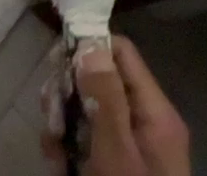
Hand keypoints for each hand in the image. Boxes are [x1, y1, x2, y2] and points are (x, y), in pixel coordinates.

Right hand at [41, 36, 188, 175]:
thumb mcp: (117, 152)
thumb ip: (105, 97)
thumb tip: (90, 43)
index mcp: (154, 112)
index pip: (121, 52)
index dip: (87, 49)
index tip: (55, 63)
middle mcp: (142, 119)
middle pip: (96, 77)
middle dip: (65, 93)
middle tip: (52, 118)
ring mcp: (127, 140)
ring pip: (83, 105)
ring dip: (60, 122)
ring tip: (55, 150)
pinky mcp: (111, 159)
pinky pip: (81, 134)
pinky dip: (64, 145)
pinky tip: (60, 165)